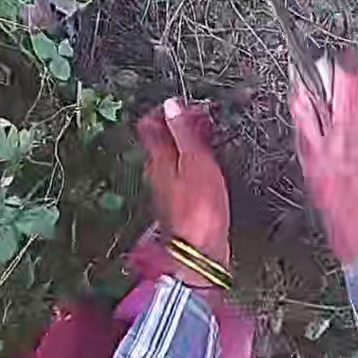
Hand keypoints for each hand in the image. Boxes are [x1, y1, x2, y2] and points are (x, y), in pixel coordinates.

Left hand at [136, 98, 230, 271]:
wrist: (202, 251)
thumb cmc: (199, 208)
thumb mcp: (196, 160)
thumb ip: (183, 132)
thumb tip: (172, 106)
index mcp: (158, 158)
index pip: (149, 124)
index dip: (166, 111)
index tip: (186, 106)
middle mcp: (156, 172)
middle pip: (160, 140)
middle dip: (179, 126)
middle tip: (201, 120)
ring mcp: (167, 188)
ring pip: (171, 156)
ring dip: (187, 144)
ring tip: (207, 140)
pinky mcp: (179, 202)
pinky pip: (182, 173)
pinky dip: (193, 163)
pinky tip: (208, 167)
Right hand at [291, 53, 357, 263]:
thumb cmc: (341, 198)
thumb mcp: (310, 152)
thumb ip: (305, 112)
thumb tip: (300, 89)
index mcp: (356, 111)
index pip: (346, 66)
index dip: (328, 69)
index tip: (317, 76)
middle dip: (339, 100)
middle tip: (323, 124)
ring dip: (355, 118)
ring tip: (341, 148)